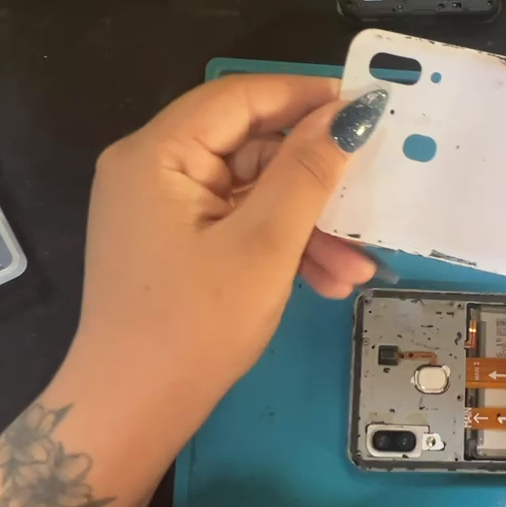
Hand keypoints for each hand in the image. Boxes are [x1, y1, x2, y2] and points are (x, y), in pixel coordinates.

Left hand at [63, 75, 378, 418]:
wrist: (135, 410)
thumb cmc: (196, 325)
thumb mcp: (264, 245)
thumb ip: (308, 172)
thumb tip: (350, 114)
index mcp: (158, 153)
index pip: (240, 97)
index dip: (306, 95)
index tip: (367, 107)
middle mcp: (153, 169)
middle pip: (251, 148)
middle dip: (315, 184)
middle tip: (370, 199)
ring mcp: (164, 209)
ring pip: (253, 193)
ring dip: (308, 226)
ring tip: (357, 267)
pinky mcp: (177, 242)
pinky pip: (239, 225)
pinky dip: (282, 247)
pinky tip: (326, 281)